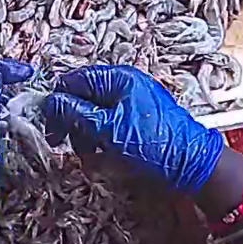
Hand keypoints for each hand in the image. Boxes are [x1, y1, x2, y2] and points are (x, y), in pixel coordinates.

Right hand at [42, 65, 224, 192]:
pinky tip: (101, 155)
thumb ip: (75, 113)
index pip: (73, 80)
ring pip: (93, 112)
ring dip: (84, 133)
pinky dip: (100, 137)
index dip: (57, 102)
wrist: (193, 165)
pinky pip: (109, 122)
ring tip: (87, 154)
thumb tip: (49, 101)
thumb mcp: (107, 128)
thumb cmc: (152, 143)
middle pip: (82, 96)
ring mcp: (132, 100)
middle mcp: (124, 84)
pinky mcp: (137, 118)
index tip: (49, 125)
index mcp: (117, 78)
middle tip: (62, 143)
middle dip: (71, 121)